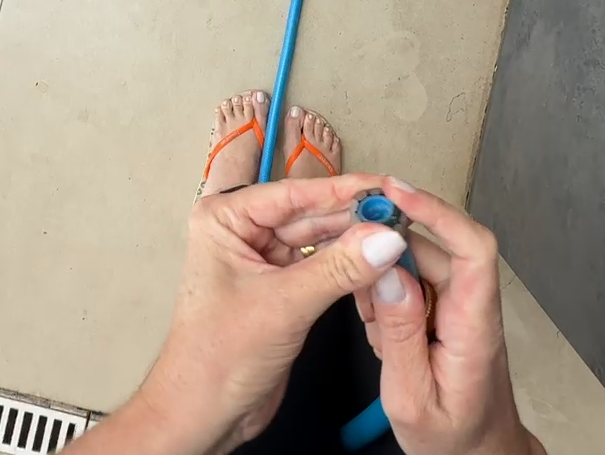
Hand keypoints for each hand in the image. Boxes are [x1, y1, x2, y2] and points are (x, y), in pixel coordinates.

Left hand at [83, 173, 411, 454]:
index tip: (387, 186)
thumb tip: (387, 237)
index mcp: (226, 217)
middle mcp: (243, 228)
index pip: (294, 194)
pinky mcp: (281, 284)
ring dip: (356, 239)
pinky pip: (321, 263)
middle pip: (309, 213)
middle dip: (355, 215)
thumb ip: (338, 269)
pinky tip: (379, 257)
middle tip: (402, 211)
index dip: (344, 189)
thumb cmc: (218, 358)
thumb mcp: (282, 307)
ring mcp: (262, 256)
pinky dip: (349, 263)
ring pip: (318, 238)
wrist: (203, 418)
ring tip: (399, 231)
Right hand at [354, 179, 541, 454]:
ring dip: (382, 284)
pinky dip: (385, 297)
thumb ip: (400, 336)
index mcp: (475, 325)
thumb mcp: (413, 399)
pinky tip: (381, 332)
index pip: (473, 248)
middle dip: (385, 256)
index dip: (437, 213)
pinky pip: (408, 280)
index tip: (396, 195)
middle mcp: (470, 304)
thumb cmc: (453, 440)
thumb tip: (389, 274)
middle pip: (429, 248)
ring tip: (376, 331)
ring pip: (412, 262)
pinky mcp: (442, 307)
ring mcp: (456, 303)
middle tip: (355, 279)